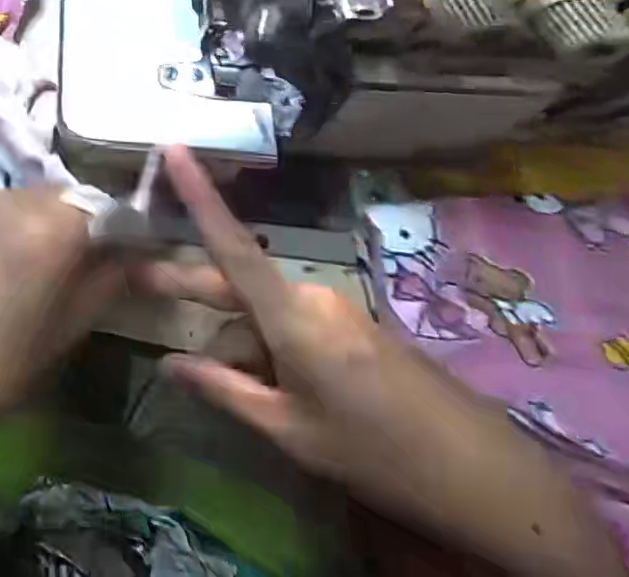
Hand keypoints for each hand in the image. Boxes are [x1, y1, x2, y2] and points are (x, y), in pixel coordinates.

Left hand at [0, 186, 123, 456]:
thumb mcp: (63, 332)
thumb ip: (104, 281)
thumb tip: (131, 253)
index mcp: (49, 229)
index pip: (108, 208)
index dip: (123, 231)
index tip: (129, 256)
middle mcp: (14, 196)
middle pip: (69, 198)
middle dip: (83, 226)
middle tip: (83, 267)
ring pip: (34, 198)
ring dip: (45, 223)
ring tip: (36, 269)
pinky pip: (0, 203)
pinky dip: (11, 222)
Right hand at [131, 147, 626, 576]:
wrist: (491, 480)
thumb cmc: (381, 456)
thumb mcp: (292, 432)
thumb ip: (224, 390)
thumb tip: (167, 363)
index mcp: (292, 318)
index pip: (231, 245)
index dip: (198, 194)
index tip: (174, 149)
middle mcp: (311, 297)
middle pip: (233, 282)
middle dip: (186, 286)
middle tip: (136, 283)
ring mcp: (335, 307)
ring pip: (260, 310)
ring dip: (236, 339)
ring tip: (238, 392)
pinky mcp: (351, 322)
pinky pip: (289, 321)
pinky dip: (265, 346)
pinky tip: (273, 388)